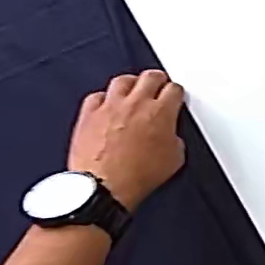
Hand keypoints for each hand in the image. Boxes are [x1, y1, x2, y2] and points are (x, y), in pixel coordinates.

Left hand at [67, 70, 185, 210]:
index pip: (174, 89)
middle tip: (158, 86)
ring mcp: (111, 106)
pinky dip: (104, 98)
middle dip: (158, 80)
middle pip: (150, 77)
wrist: (104, 188)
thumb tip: (170, 138)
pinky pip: (96, 96)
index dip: (176, 92)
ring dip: (131, 84)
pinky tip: (107, 104)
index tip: (175, 96)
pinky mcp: (89, 114)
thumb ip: (175, 140)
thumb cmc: (137, 176)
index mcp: (161, 112)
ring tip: (133, 90)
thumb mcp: (174, 160)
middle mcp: (136, 103)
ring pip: (123, 80)